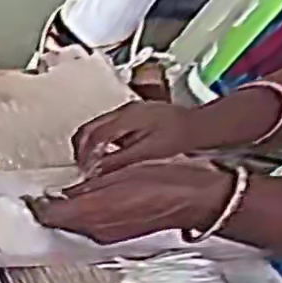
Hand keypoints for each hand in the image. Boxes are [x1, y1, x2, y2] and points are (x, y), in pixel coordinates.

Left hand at [26, 159, 234, 243]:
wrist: (199, 198)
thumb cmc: (168, 179)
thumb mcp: (122, 172)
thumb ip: (88, 185)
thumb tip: (66, 192)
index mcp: (91, 209)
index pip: (48, 213)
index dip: (36, 205)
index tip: (30, 198)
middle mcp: (91, 228)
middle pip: (56, 223)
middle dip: (48, 211)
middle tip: (43, 200)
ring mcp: (101, 236)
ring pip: (70, 228)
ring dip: (65, 216)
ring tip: (65, 202)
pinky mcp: (112, 238)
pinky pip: (86, 230)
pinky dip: (81, 220)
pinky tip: (90, 209)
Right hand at [72, 100, 200, 173]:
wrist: (201, 124)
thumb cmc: (180, 136)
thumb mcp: (146, 152)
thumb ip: (115, 161)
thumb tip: (92, 171)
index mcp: (128, 117)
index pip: (93, 137)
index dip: (85, 157)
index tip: (85, 171)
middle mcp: (125, 110)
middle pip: (86, 131)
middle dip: (79, 151)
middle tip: (83, 167)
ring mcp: (126, 111)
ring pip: (91, 128)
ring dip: (86, 147)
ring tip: (90, 162)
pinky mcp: (128, 116)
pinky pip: (101, 128)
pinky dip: (95, 142)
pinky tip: (102, 153)